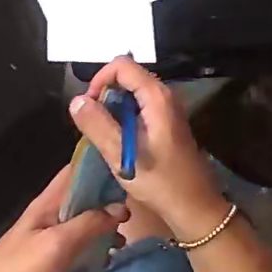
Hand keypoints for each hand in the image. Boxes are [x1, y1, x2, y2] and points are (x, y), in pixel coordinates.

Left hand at [0, 166, 126, 271]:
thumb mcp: (57, 245)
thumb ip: (89, 223)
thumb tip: (120, 207)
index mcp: (46, 203)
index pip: (75, 170)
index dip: (101, 165)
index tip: (130, 169)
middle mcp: (49, 216)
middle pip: (83, 196)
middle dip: (109, 199)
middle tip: (137, 209)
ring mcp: (49, 240)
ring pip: (84, 223)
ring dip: (104, 227)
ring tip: (124, 240)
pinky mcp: (50, 262)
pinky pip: (79, 247)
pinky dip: (95, 248)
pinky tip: (109, 259)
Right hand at [68, 57, 227, 235]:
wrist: (194, 206)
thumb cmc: (160, 182)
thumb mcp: (122, 156)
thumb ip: (98, 125)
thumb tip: (76, 100)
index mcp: (157, 97)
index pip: (122, 65)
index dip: (100, 80)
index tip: (89, 107)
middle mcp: (165, 96)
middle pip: (127, 76)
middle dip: (105, 94)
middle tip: (93, 124)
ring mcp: (167, 109)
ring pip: (132, 93)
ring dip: (113, 108)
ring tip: (103, 134)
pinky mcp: (166, 122)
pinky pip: (139, 107)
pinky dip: (124, 117)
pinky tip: (118, 141)